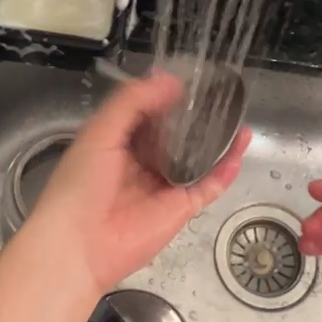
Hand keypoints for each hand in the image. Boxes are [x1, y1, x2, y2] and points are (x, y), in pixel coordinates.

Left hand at [22, 70, 251, 296]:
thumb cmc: (82, 182)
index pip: (147, 112)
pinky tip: (241, 143)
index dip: (165, 95)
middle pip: (175, 133)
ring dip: (215, 136)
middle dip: (194, 114)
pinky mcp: (181, 207)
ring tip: (235, 110)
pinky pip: (209, 184)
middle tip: (219, 89)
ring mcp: (164, 185)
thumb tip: (170, 80)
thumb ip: (133, 102)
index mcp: (117, 142)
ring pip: (196, 156)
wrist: (79, 245)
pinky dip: (226, 166)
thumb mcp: (100, 131)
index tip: (188, 76)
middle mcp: (142, 161)